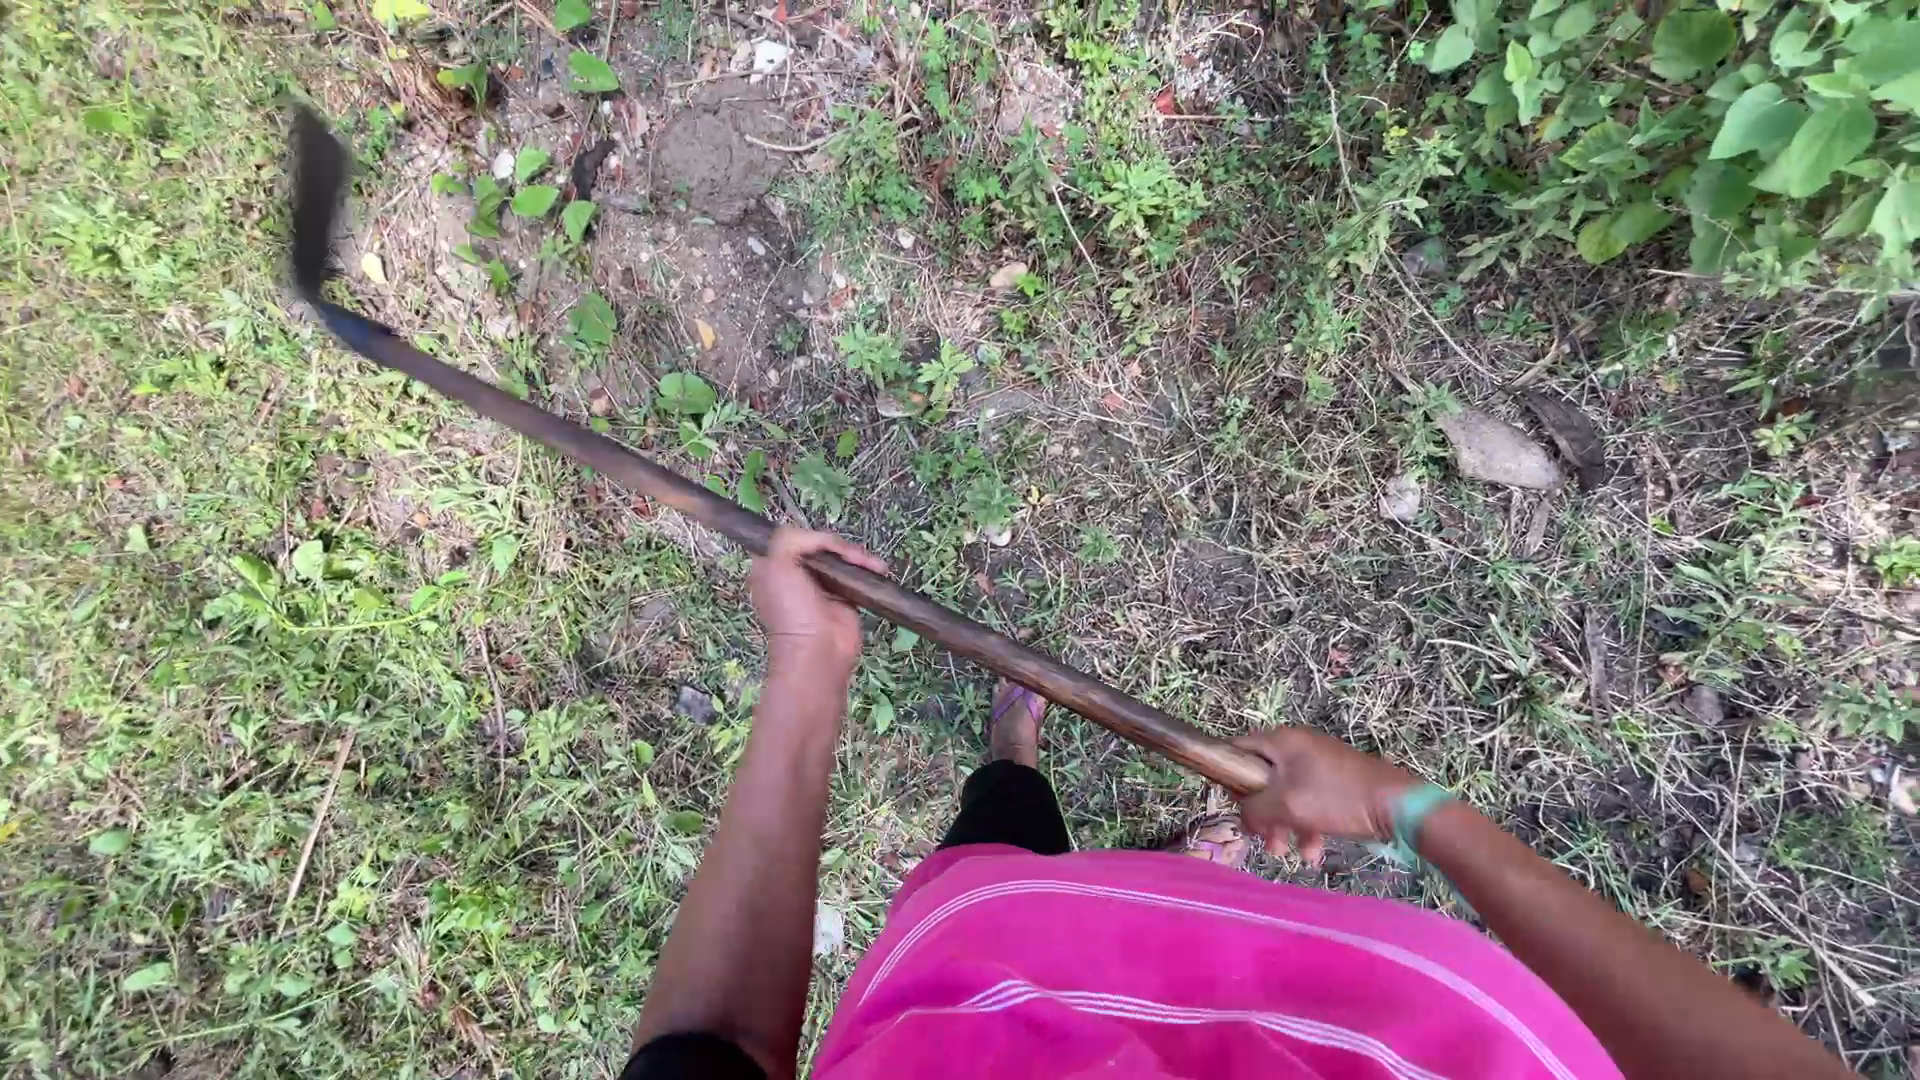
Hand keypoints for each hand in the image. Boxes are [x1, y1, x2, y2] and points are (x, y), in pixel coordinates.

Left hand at [748, 526, 887, 681]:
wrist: (818, 649)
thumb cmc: (792, 608)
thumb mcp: (778, 564)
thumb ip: (792, 538)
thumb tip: (823, 540)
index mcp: (773, 566)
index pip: (794, 537)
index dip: (812, 536)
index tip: (826, 543)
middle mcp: (796, 573)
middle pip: (821, 546)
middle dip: (839, 546)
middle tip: (852, 555)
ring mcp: (821, 585)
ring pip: (841, 557)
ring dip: (857, 556)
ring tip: (870, 564)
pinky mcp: (844, 595)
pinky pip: (857, 572)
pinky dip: (868, 568)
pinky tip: (877, 568)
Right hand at [1230, 728, 1419, 863]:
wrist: (1398, 806)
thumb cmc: (1336, 798)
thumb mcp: (1286, 805)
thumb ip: (1254, 809)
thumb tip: (1242, 817)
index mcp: (1281, 741)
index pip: (1237, 749)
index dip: (1227, 775)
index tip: (1231, 804)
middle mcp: (1297, 746)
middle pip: (1261, 776)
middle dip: (1259, 810)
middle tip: (1259, 837)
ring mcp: (1318, 763)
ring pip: (1286, 792)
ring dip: (1281, 823)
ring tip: (1283, 853)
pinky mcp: (1336, 781)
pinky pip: (1309, 799)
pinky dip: (1305, 823)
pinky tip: (1312, 852)